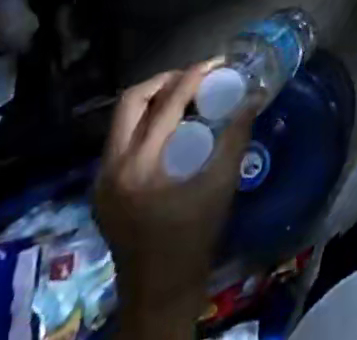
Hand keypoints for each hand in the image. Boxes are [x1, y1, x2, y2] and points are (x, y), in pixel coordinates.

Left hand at [95, 60, 255, 336]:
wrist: (159, 293)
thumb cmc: (194, 241)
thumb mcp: (220, 187)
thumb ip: (235, 137)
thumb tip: (254, 96)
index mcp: (141, 166)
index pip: (167, 104)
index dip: (193, 76)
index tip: (216, 63)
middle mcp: (112, 166)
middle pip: (132, 100)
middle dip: (164, 81)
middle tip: (194, 78)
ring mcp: (102, 178)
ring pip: (122, 119)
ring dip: (152, 101)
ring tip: (184, 98)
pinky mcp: (102, 188)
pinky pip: (120, 140)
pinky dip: (144, 124)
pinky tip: (168, 131)